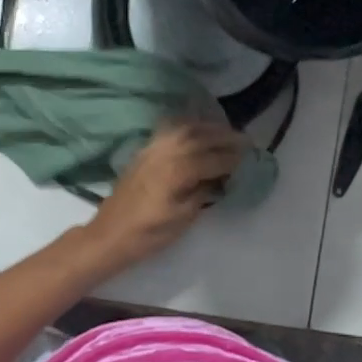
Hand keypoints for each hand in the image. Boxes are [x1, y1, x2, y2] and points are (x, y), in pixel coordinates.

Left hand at [85, 121, 244, 268]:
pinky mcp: (144, 151)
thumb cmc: (148, 234)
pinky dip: (187, 126)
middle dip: (226, 137)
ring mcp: (153, 148)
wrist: (110, 234)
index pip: (215, 158)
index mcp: (179, 170)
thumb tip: (221, 179)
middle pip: (203, 136)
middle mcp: (167, 151)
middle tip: (245, 142)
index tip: (251, 159)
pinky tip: (196, 132)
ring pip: (186, 127)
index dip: (235, 159)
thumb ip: (204, 193)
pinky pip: (170, 129)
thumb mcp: (183, 218)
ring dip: (209, 128)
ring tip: (225, 134)